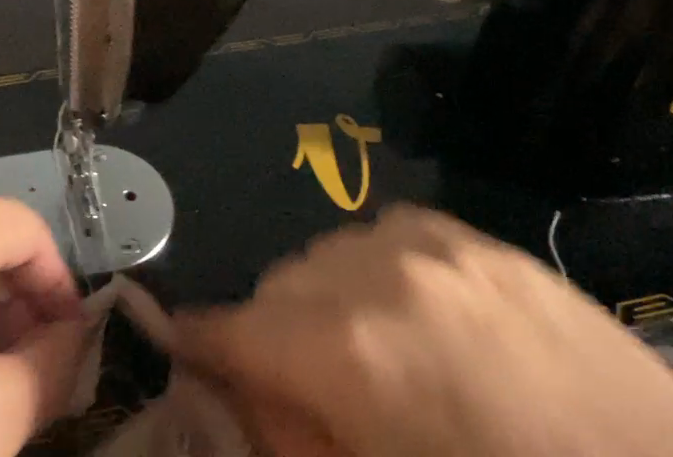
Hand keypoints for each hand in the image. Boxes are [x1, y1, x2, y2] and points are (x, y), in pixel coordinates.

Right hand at [172, 206, 672, 456]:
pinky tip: (417, 320)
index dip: (198, 347)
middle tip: (307, 394)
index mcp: (350, 351)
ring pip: (327, 254)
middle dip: (274, 339)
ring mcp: (439, 247)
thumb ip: (292, 435)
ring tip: (370, 358)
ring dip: (325, 302)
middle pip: (276, 287)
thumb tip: (238, 395)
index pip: (232, 328)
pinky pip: (389, 237)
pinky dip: (377, 274)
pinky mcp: (486, 241)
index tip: (186, 356)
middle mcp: (379, 273)